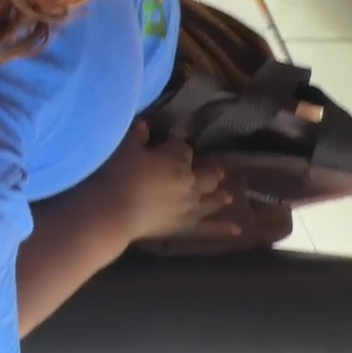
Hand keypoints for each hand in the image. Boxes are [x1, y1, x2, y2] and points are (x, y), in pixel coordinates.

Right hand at [82, 122, 233, 242]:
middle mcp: (191, 183)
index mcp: (175, 161)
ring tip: (226, 195)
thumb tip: (146, 123)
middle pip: (207, 174)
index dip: (179, 141)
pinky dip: (222, 227)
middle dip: (211, 170)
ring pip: (212, 199)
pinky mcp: (187, 226)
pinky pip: (210, 228)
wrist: (115, 209)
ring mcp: (193, 206)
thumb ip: (136, 136)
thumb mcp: (123, 149)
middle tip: (215, 167)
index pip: (182, 147)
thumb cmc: (116, 173)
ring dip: (219, 195)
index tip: (175, 137)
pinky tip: (236, 229)